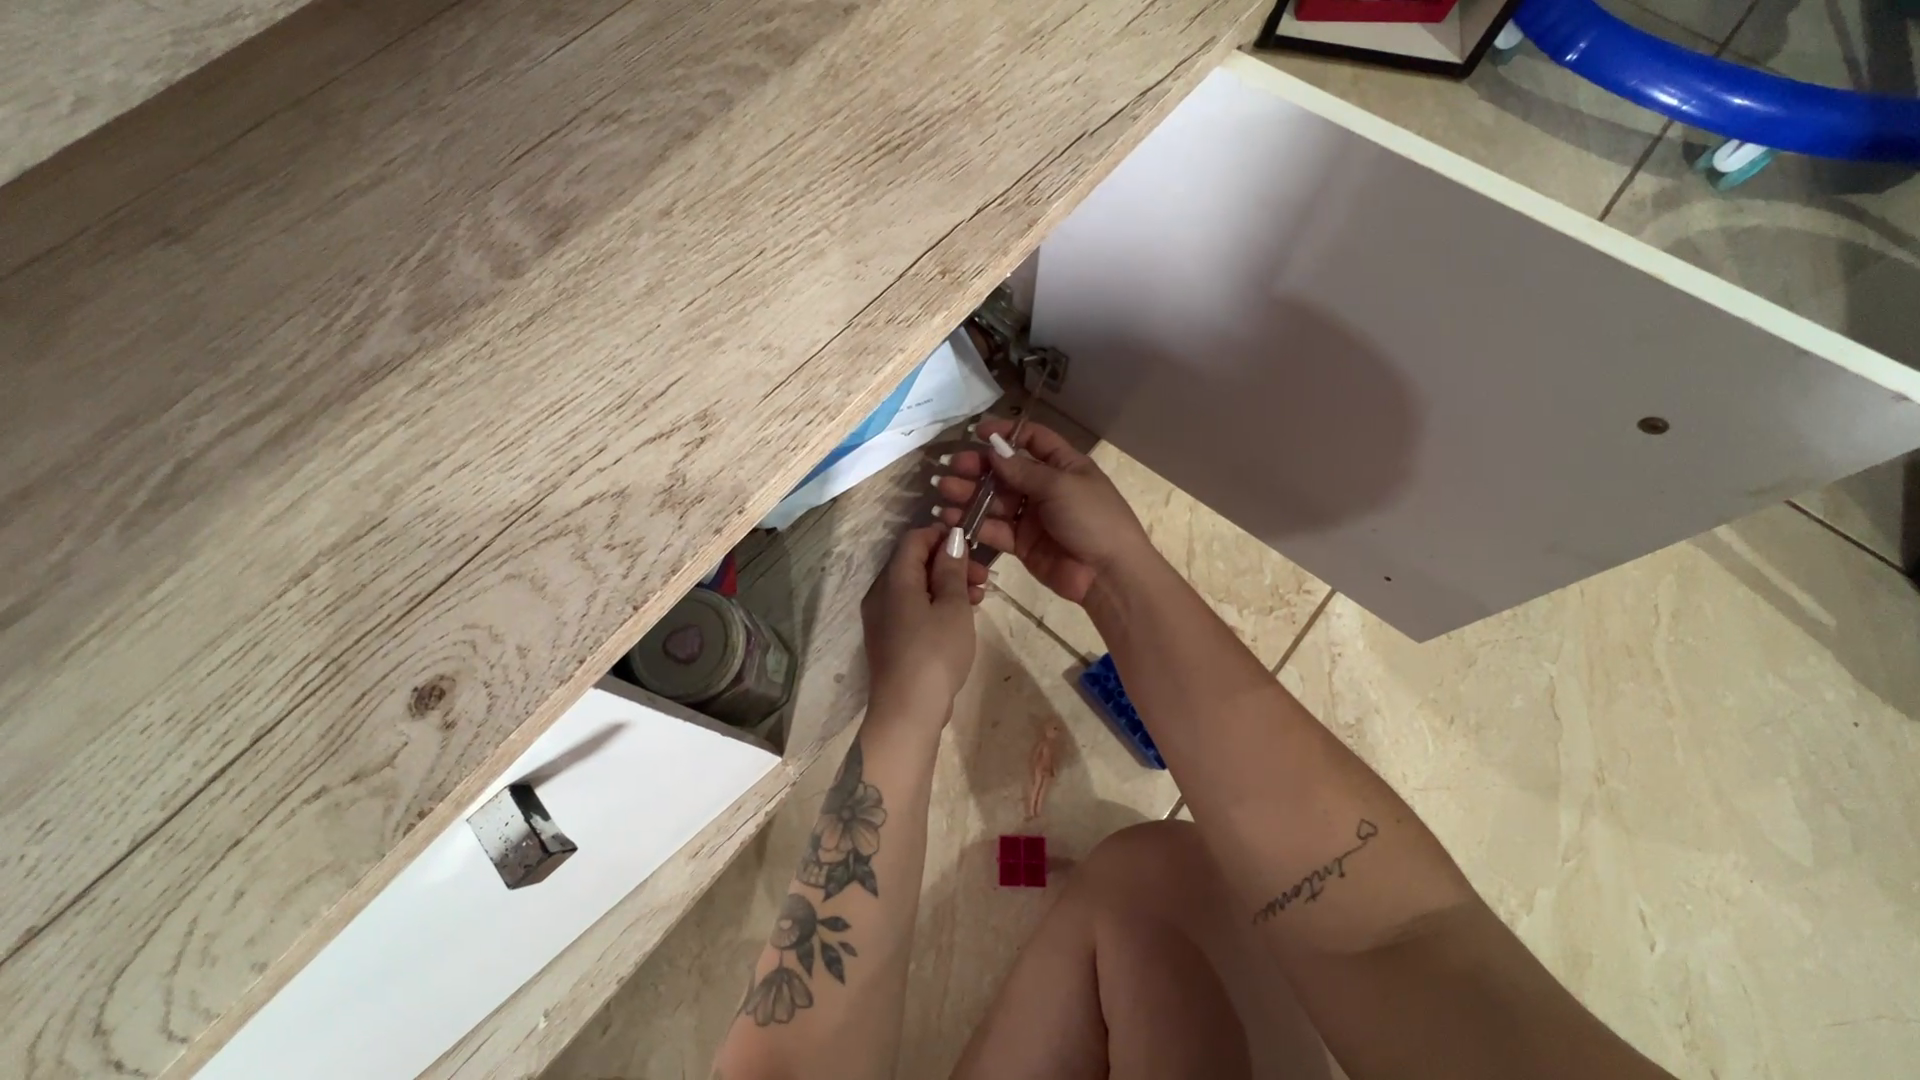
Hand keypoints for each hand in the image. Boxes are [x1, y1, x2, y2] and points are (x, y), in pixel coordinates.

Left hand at [860, 525, 982, 724]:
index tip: (972, 547)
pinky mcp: (889, 640)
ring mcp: (882, 619)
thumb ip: (952, 570)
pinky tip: (961, 619)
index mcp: (894, 580)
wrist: (908, 711)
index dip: (942, 536)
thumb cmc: (935, 653)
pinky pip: (912, 609)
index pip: (913, 539)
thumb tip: (951, 539)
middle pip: (914, 563)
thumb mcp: (953, 607)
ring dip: (947, 586)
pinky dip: (936, 605)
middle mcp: (881, 594)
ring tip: (979, 599)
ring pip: (916, 588)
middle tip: (984, 577)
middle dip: (950, 563)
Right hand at [931, 418, 1152, 604]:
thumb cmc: (1092, 518)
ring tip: (944, 491)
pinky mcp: (1022, 544)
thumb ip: (1023, 469)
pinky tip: (950, 518)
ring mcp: (1033, 517)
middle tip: (952, 467)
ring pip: (995, 500)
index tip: (978, 433)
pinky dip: (973, 523)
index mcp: (1064, 466)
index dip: (1006, 433)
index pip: (1033, 439)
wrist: (1108, 575)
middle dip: (978, 467)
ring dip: (969, 494)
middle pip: (1007, 471)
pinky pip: (993, 529)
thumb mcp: (1060, 486)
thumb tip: (994, 449)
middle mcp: (1046, 488)